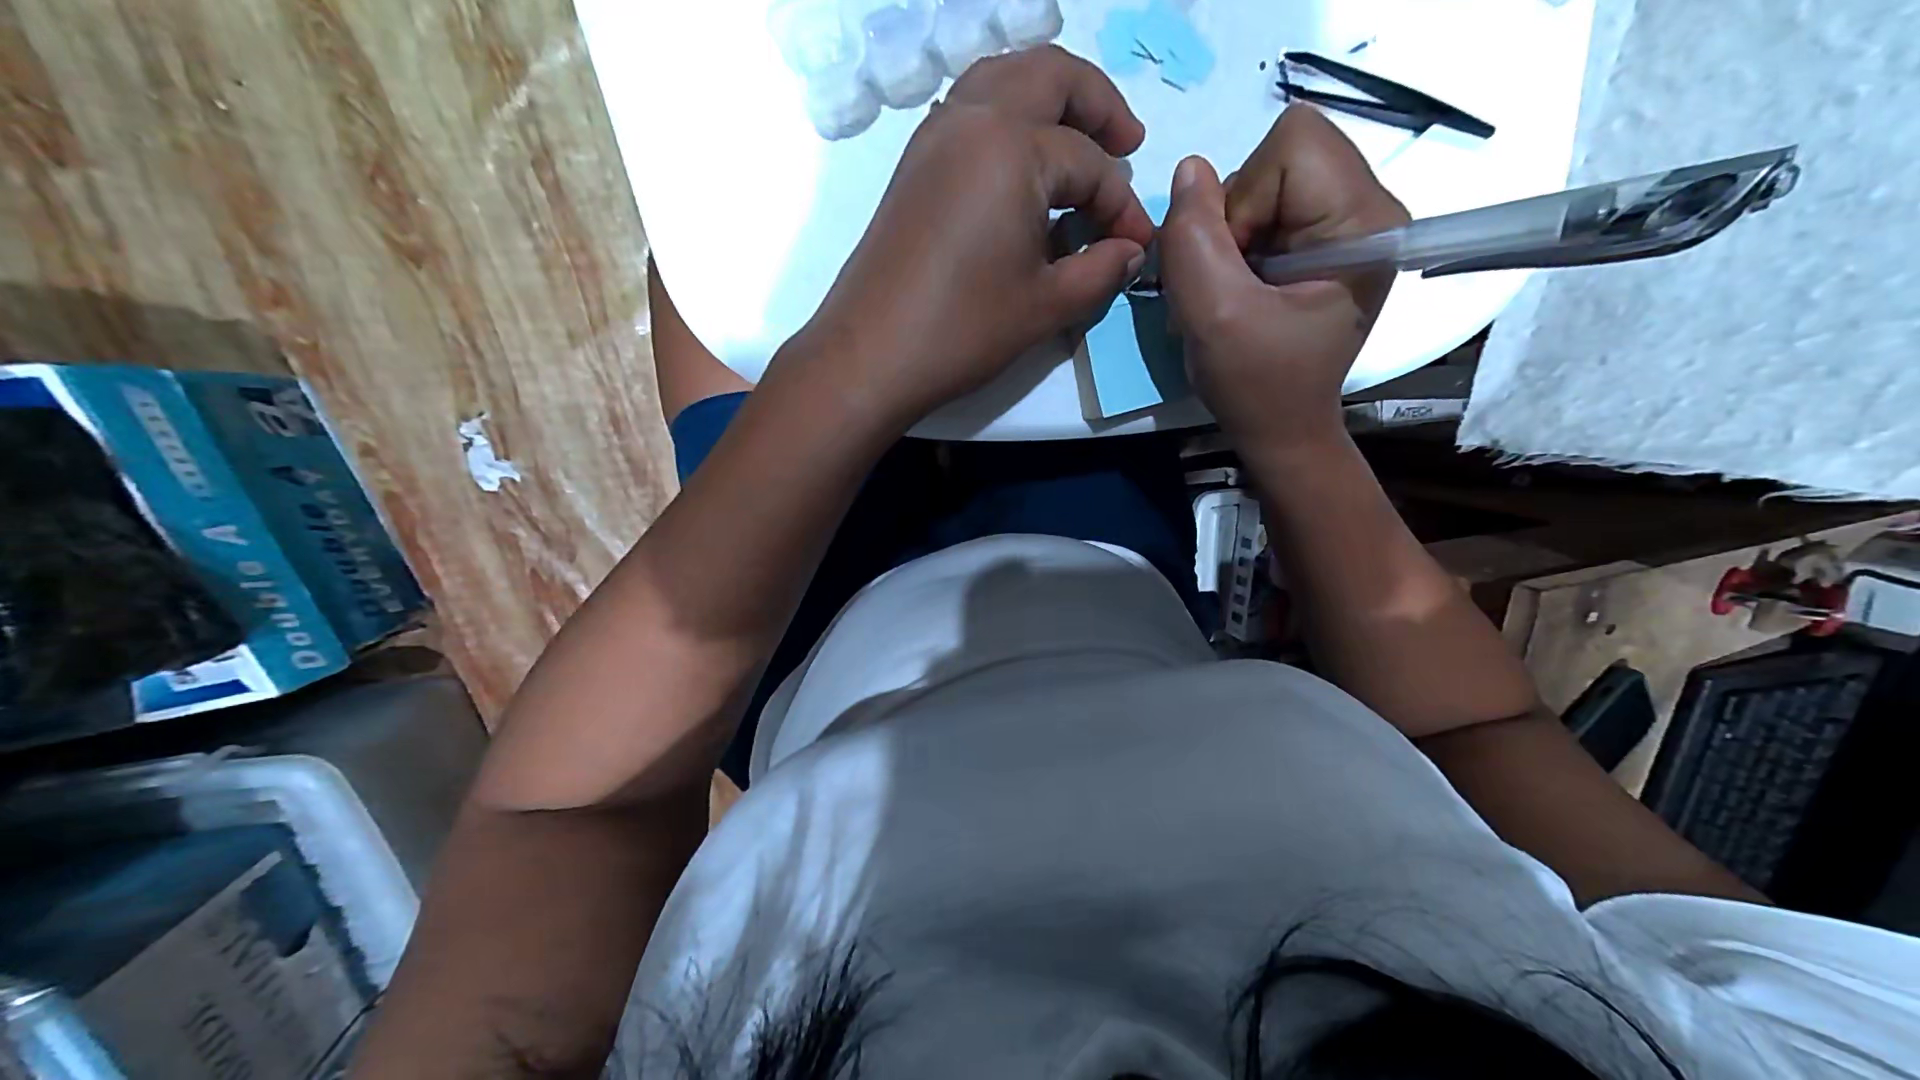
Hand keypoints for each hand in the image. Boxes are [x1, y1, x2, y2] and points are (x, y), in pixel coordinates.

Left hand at [784, 46, 1154, 428]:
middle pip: (1050, 76)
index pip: (1090, 162)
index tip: (1136, 244)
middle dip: (1098, 105)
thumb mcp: (1047, 305)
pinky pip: (970, 111)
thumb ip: (1101, 270)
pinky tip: (1020, 166)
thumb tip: (1130, 251)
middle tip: (1126, 144)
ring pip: (1004, 80)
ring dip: (1049, 98)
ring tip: (1075, 144)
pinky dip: (1006, 117)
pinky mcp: (913, 164)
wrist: (870, 355)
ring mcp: (935, 137)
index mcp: (1013, 147)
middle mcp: (973, 120)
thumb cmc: (963, 330)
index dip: (1122, 205)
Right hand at [1158, 105, 1408, 452]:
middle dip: (1234, 218)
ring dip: (1229, 235)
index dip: (1245, 198)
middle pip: (1277, 155)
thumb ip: (1193, 238)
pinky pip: (1262, 207)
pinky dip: (1235, 244)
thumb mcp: (1214, 316)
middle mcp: (1366, 207)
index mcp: (1363, 222)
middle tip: (1232, 283)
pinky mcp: (1320, 240)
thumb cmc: (1256, 384)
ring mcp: (1344, 223)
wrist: (1279, 428)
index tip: (1237, 265)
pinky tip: (1239, 288)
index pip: (1292, 142)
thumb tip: (1191, 170)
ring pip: (1262, 181)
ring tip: (1232, 291)